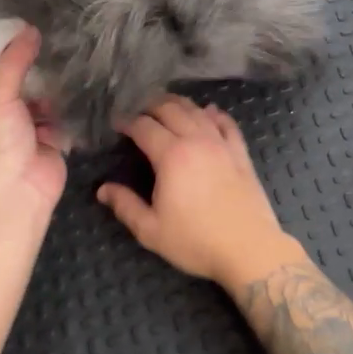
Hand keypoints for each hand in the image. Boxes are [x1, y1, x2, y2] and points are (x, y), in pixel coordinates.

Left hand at [0, 27, 68, 231]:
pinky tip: (92, 82)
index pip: (0, 66)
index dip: (15, 46)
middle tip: (70, 33)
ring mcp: (33, 126)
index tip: (37, 18)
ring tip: (85, 54)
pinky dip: (76, 106)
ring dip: (63, 85)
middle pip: (28, 80)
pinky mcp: (56, 140)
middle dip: (44, 64)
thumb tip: (30, 27)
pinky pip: (68, 116)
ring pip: (50, 97)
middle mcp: (8, 110)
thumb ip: (14, 62)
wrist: (17, 194)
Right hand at [97, 95, 304, 289]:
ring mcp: (221, 144)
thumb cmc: (196, 241)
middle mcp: (196, 141)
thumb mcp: (151, 231)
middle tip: (138, 110)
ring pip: (198, 111)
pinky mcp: (240, 153)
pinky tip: (209, 111)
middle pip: (170, 109)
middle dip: (150, 105)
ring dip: (179, 104)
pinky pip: (227, 124)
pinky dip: (214, 113)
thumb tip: (103, 189)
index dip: (127, 121)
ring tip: (166, 104)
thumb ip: (125, 206)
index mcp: (171, 156)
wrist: (249, 249)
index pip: (144, 127)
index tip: (116, 123)